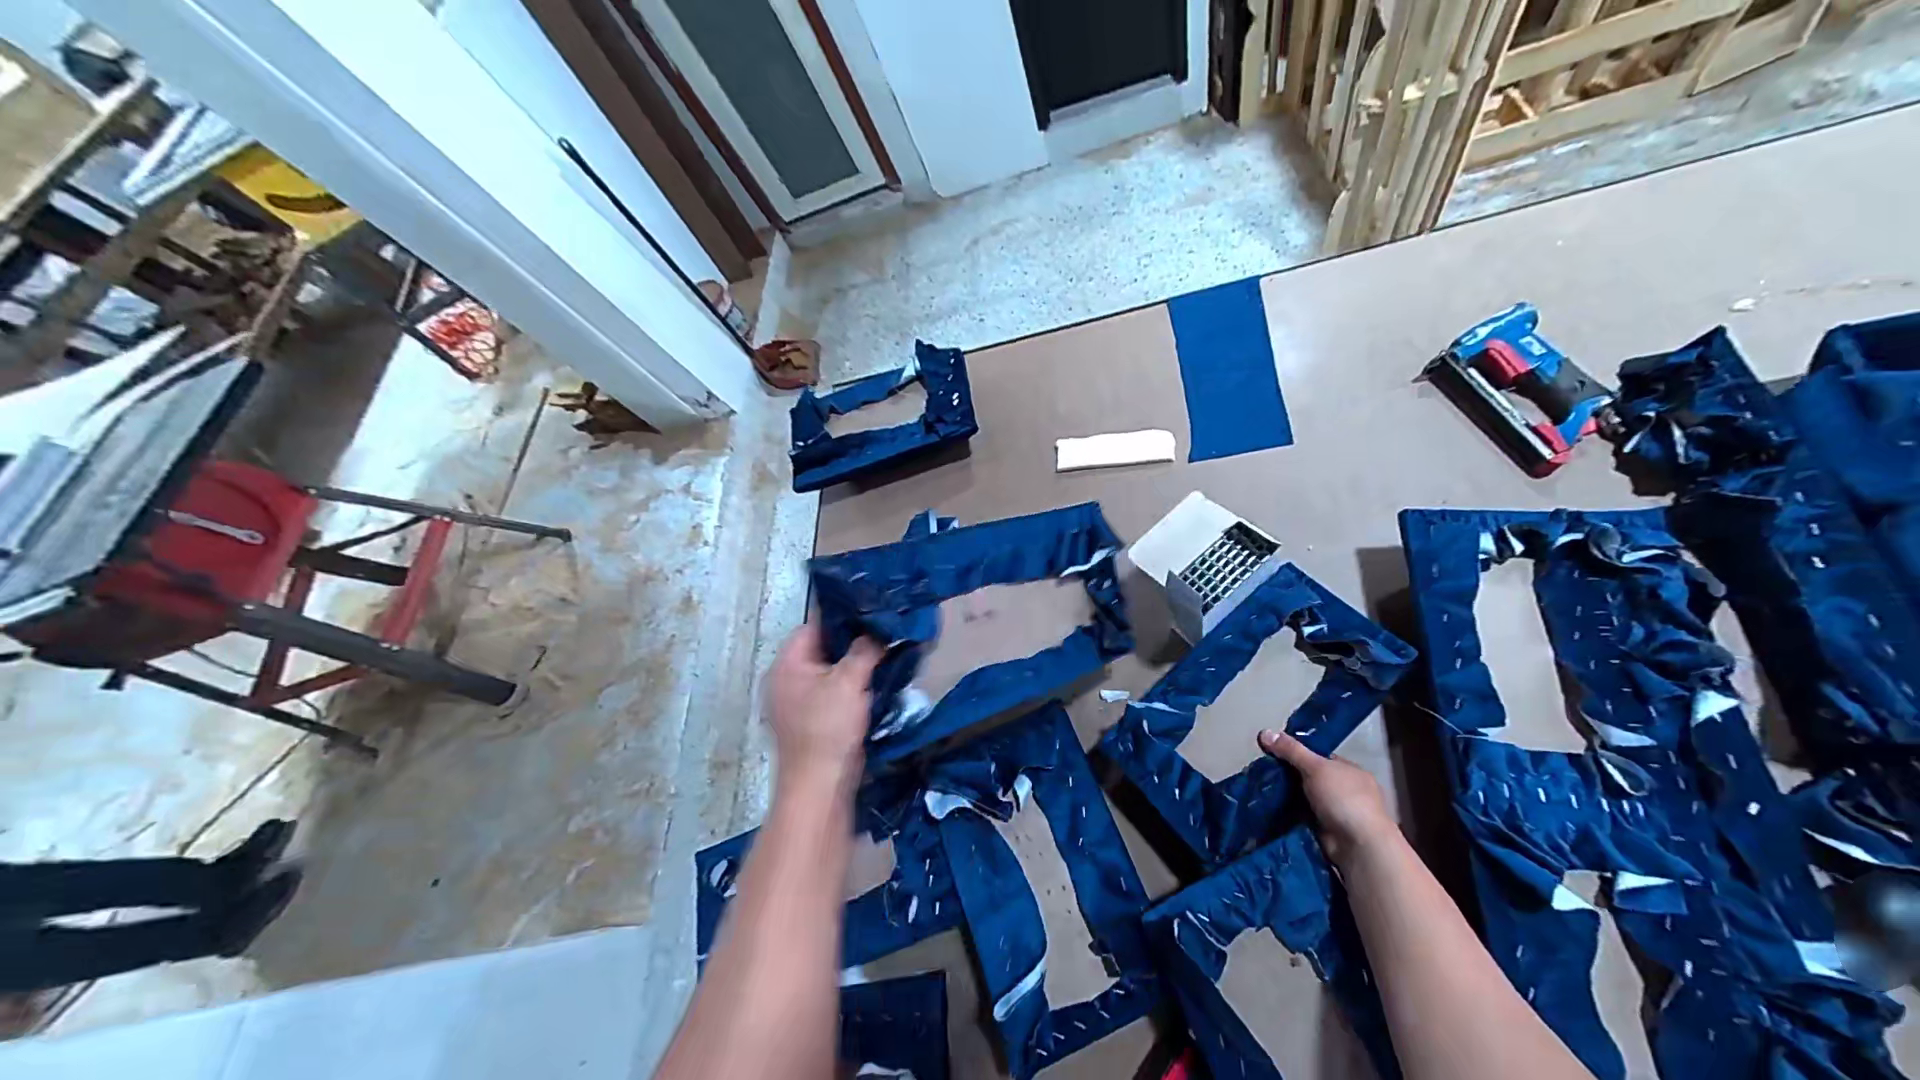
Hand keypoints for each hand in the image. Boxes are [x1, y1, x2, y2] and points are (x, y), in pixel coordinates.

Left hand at [767, 622, 881, 786]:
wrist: (820, 785)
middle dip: (852, 642)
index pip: (813, 625)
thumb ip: (865, 650)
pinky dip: (851, 686)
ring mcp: (797, 701)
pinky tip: (875, 683)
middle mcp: (786, 679)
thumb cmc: (828, 727)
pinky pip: (833, 692)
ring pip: (830, 671)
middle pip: (822, 648)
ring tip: (884, 655)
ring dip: (854, 666)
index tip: (871, 611)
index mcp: (787, 664)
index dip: (842, 617)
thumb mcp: (849, 681)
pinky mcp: (812, 719)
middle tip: (883, 632)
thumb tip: (879, 631)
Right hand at [1259, 729, 1397, 862]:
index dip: (1297, 754)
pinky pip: (1303, 817)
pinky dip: (1290, 814)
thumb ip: (1291, 750)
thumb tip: (1263, 732)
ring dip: (1287, 797)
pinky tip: (1270, 809)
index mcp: (1351, 771)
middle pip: (1310, 778)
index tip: (1273, 754)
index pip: (1320, 757)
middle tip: (1263, 774)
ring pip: (1305, 798)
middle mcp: (1346, 790)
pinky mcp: (1328, 831)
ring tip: (1260, 791)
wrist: (1359, 846)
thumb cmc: (1343, 799)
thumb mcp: (1316, 767)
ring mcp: (1338, 812)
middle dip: (1289, 777)